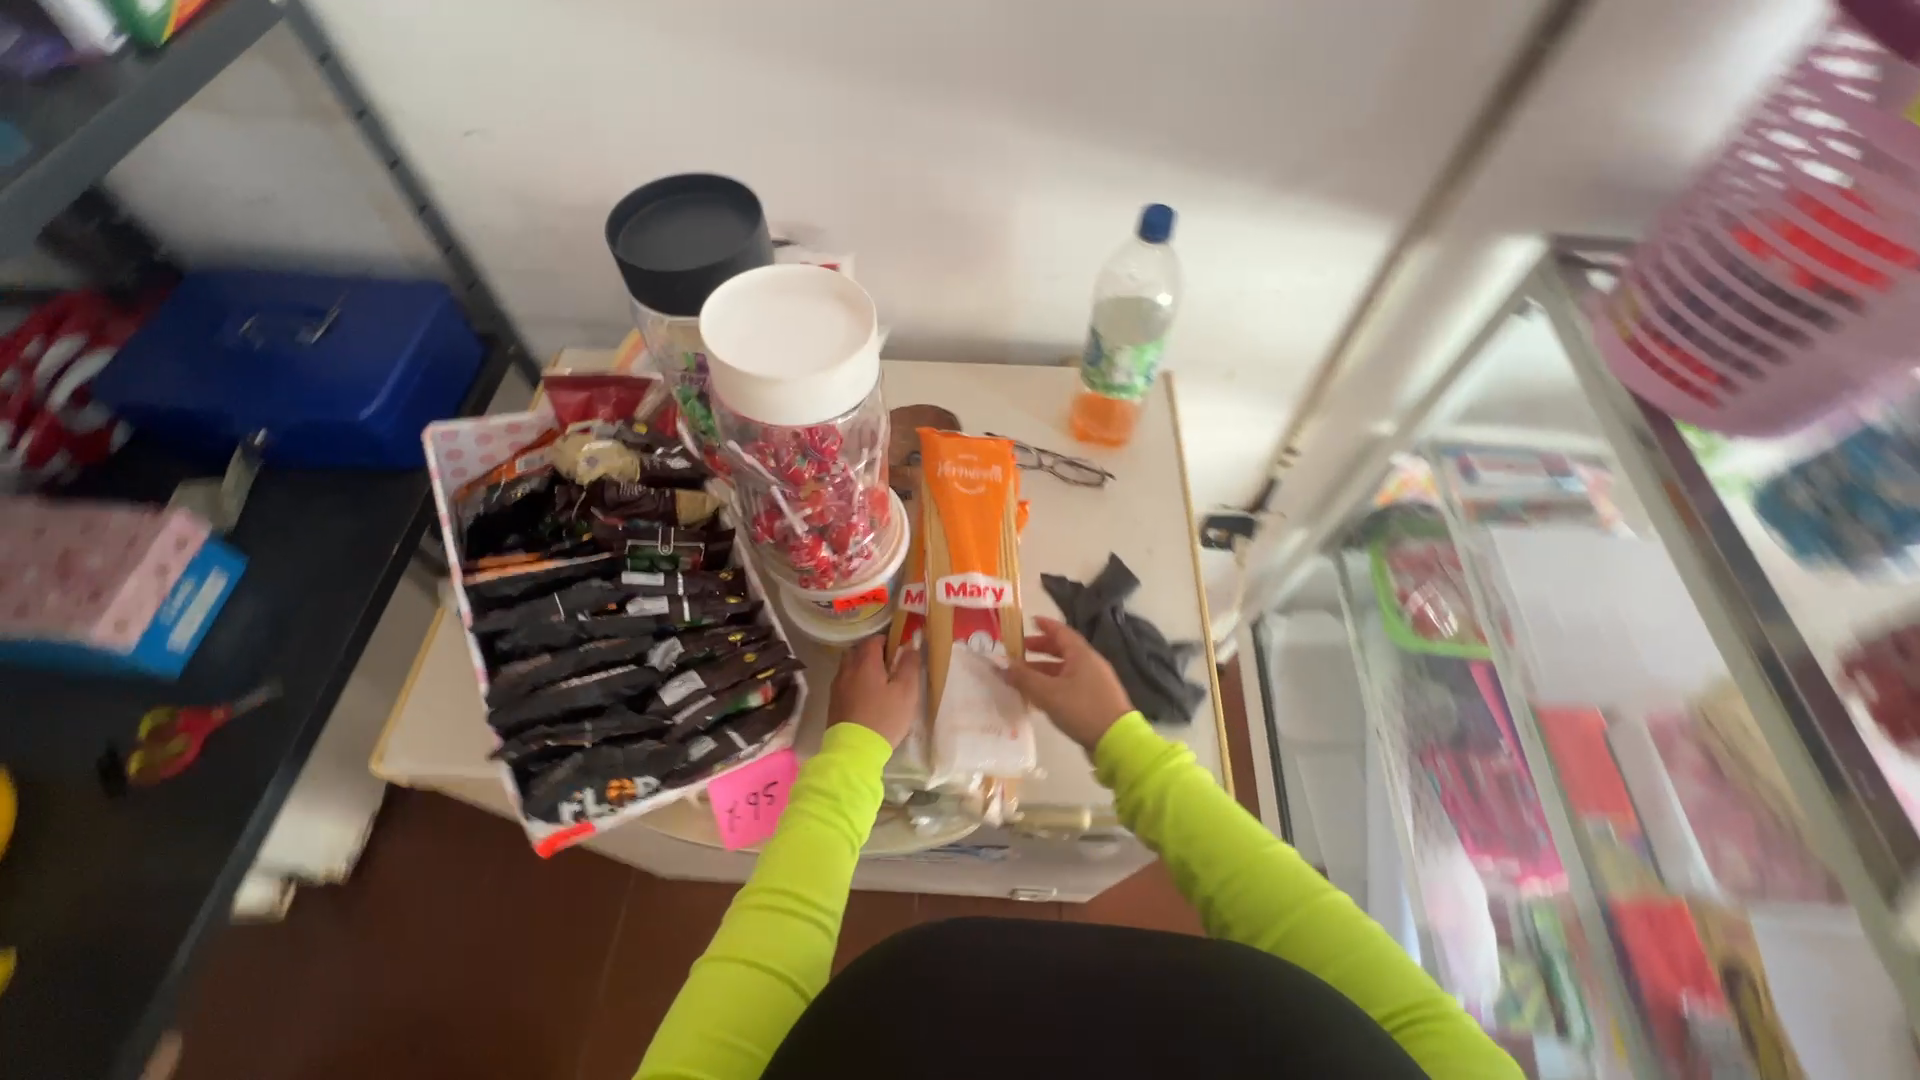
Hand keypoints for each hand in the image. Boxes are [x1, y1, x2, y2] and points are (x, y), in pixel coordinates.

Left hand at [828, 636, 920, 748]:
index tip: (899, 651)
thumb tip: (911, 645)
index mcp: (865, 663)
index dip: (887, 641)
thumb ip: (909, 665)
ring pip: (849, 666)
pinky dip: (854, 682)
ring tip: (877, 682)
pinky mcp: (833, 702)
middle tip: (889, 666)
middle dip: (872, 652)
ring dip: (861, 667)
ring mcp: (837, 686)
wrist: (854, 751)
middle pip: (858, 651)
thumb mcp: (906, 692)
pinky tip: (865, 697)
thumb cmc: (884, 718)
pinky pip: (844, 682)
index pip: (874, 640)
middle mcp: (847, 669)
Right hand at [1003, 617, 1132, 751]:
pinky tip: (1039, 698)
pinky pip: (1070, 684)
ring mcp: (1095, 682)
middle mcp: (1090, 663)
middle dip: (1040, 649)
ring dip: (1044, 670)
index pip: (1061, 631)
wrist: (1116, 740)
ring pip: (1065, 669)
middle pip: (1063, 650)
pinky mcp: (1095, 699)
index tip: (1029, 621)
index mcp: (1081, 654)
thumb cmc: (1081, 709)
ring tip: (1023, 678)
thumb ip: (1024, 678)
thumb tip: (1002, 665)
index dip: (1045, 625)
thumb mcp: (1048, 693)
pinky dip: (1053, 685)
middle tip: (1020, 652)